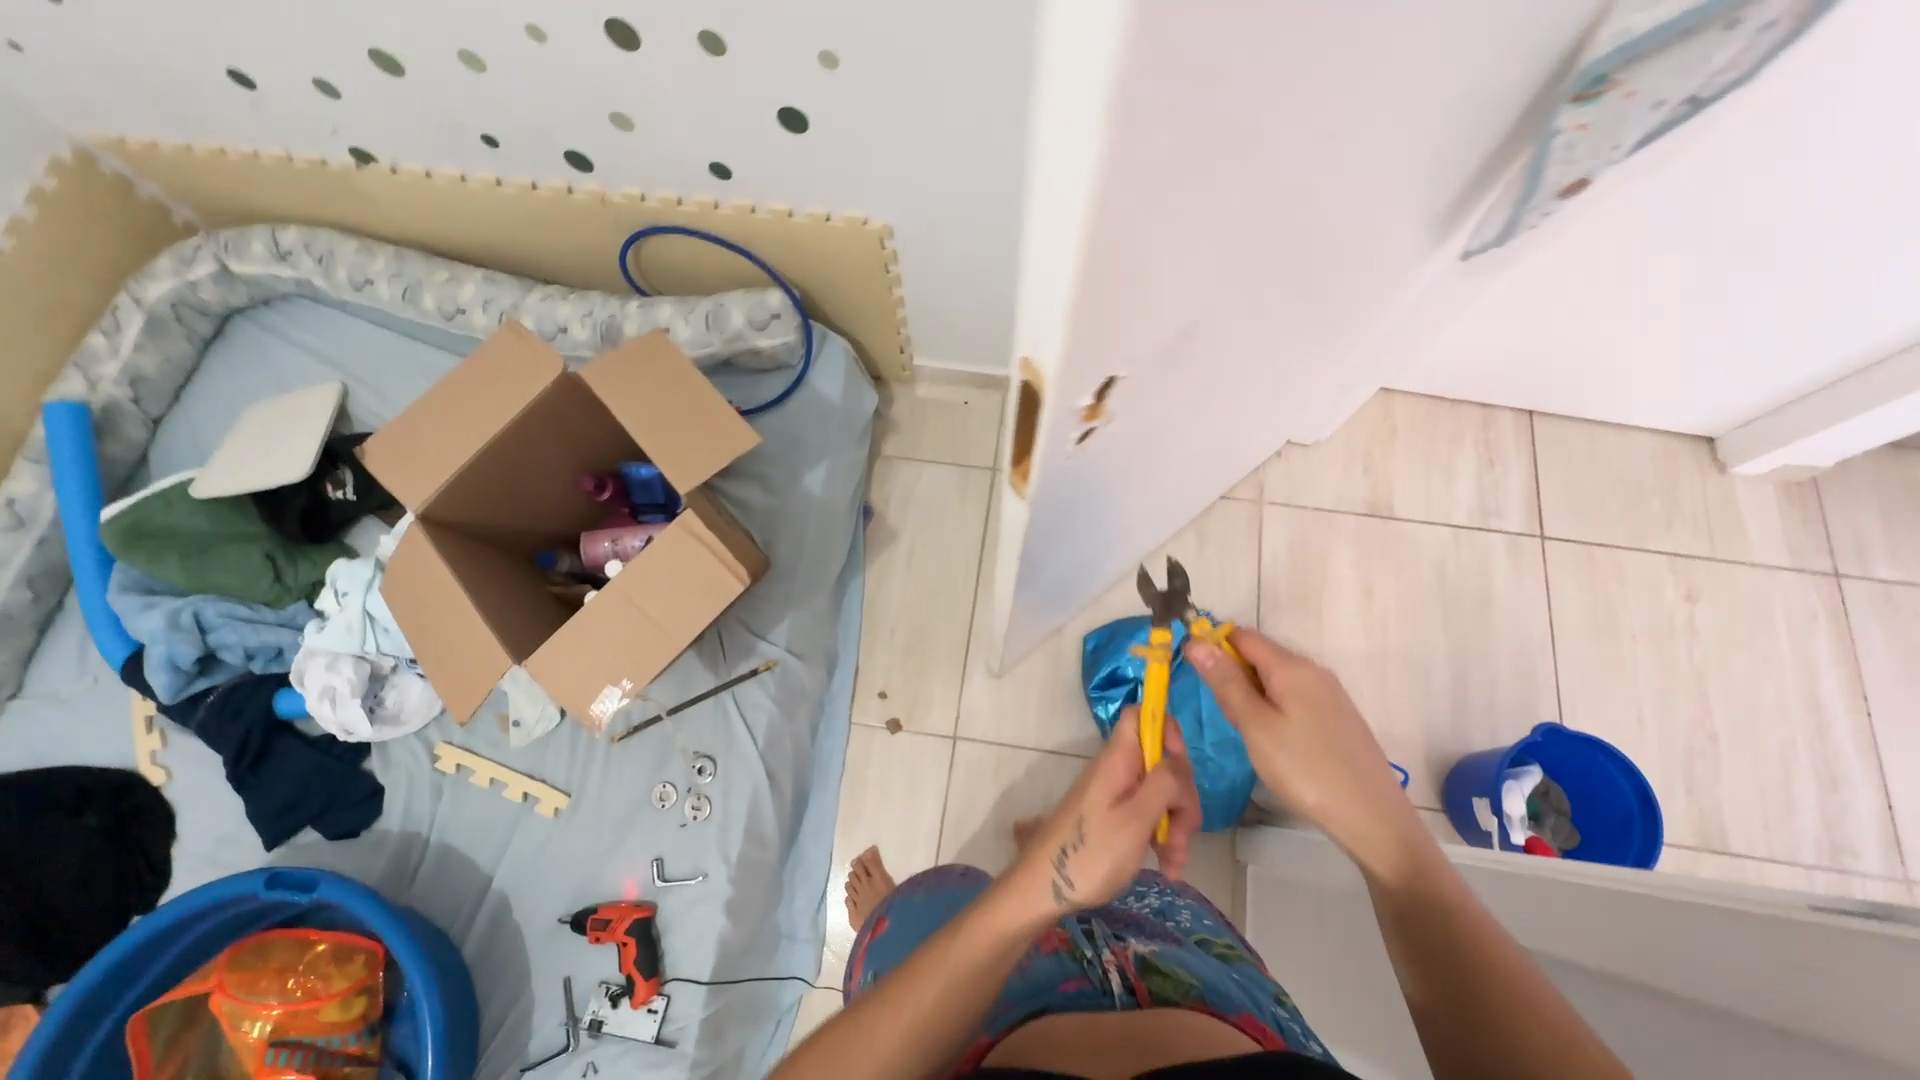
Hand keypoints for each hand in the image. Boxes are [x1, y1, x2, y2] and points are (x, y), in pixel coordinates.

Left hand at [1006, 706, 1200, 918]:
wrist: (1043, 890)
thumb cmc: (1091, 855)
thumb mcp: (1136, 819)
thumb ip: (1164, 783)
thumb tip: (1179, 755)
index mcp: (1118, 760)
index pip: (1141, 716)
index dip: (1167, 732)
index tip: (1182, 771)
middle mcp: (1116, 770)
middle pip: (1162, 762)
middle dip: (1181, 798)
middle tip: (1182, 835)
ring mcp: (1115, 795)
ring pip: (1159, 793)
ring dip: (1175, 826)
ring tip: (1174, 863)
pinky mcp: (1114, 818)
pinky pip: (1146, 816)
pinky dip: (1160, 838)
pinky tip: (1167, 867)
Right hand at [1186, 629, 1427, 880]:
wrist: (1371, 815)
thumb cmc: (1304, 769)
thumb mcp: (1255, 726)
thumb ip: (1226, 682)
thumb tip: (1197, 642)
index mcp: (1291, 667)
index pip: (1242, 635)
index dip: (1213, 646)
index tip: (1191, 674)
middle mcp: (1313, 671)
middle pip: (1260, 656)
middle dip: (1231, 674)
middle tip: (1222, 714)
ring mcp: (1329, 694)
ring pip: (1276, 679)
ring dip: (1251, 694)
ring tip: (1245, 732)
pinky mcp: (1336, 716)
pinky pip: (1293, 697)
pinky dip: (1272, 708)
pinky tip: (1272, 741)